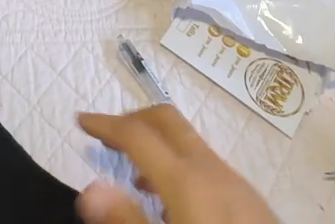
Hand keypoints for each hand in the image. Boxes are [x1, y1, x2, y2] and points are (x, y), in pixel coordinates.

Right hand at [76, 106, 280, 223]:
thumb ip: (128, 220)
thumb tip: (89, 188)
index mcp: (187, 180)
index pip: (137, 134)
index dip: (106, 124)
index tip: (80, 122)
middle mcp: (213, 171)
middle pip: (167, 121)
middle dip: (133, 120)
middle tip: (105, 136)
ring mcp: (238, 186)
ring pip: (190, 144)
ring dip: (157, 145)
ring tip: (134, 176)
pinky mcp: (254, 205)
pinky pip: (208, 166)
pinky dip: (180, 165)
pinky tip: (175, 204)